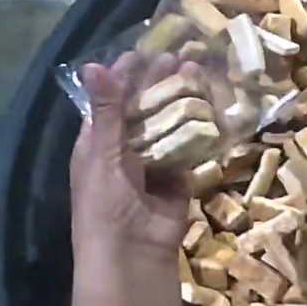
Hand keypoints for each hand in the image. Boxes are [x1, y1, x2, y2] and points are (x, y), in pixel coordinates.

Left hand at [70, 54, 190, 271]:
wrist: (133, 254)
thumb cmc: (106, 204)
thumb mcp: (102, 154)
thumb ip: (108, 111)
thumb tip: (94, 64)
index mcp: (98, 143)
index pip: (111, 101)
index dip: (124, 76)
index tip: (144, 50)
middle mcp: (125, 150)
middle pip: (143, 110)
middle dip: (158, 84)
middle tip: (180, 57)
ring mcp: (154, 165)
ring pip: (168, 127)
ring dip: (182, 103)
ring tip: (198, 74)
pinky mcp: (179, 179)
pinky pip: (189, 151)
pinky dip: (200, 133)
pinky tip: (212, 108)